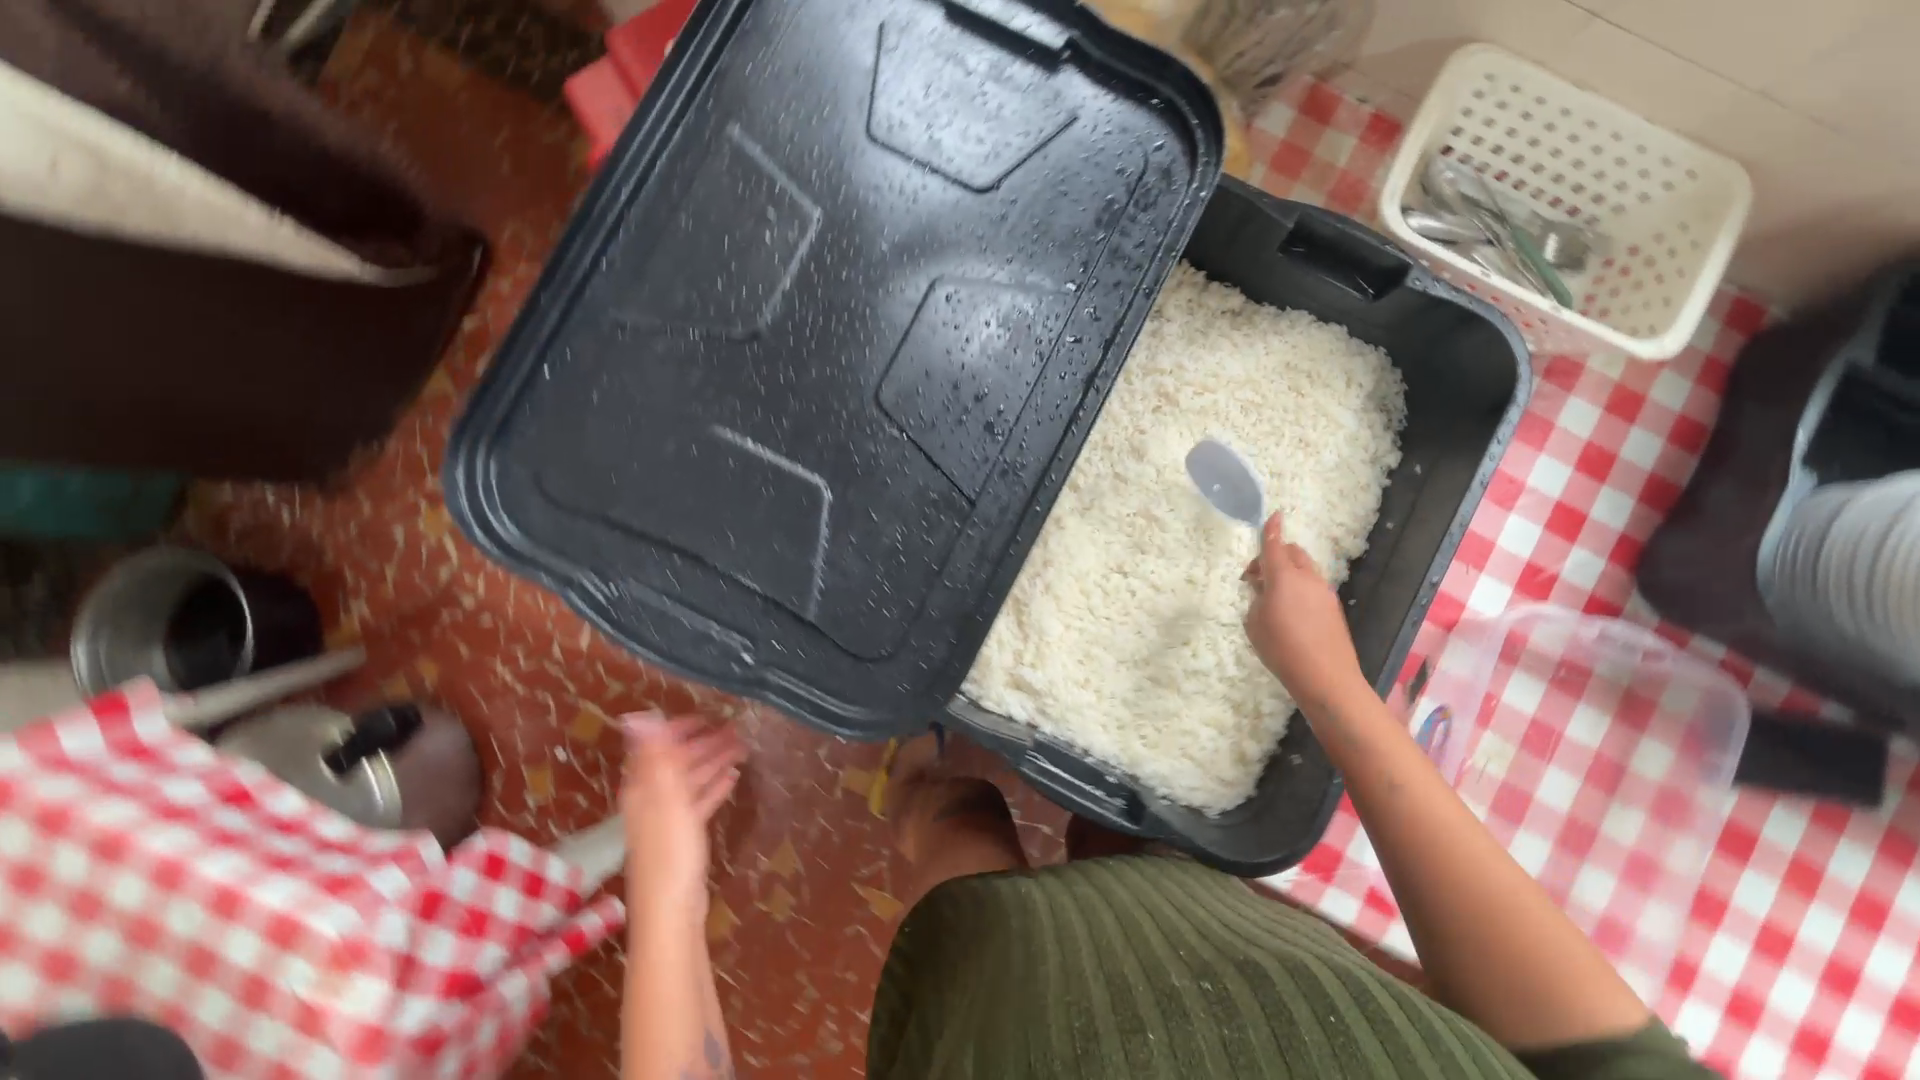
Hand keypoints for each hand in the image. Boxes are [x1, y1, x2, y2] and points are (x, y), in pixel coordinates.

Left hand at [621, 713, 745, 924]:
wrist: (671, 910)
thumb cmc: (670, 852)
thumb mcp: (665, 798)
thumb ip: (655, 756)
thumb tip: (637, 716)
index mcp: (644, 786)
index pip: (659, 746)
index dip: (681, 728)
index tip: (709, 715)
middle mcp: (652, 798)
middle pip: (678, 762)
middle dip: (704, 743)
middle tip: (736, 729)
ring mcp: (667, 818)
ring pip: (691, 780)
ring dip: (713, 762)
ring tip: (741, 748)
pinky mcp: (683, 837)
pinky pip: (699, 802)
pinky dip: (714, 787)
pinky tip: (732, 779)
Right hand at [1242, 511, 1366, 712]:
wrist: (1326, 677)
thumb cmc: (1281, 649)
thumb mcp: (1254, 624)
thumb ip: (1257, 600)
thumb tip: (1265, 592)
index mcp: (1283, 577)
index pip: (1274, 546)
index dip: (1271, 530)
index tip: (1273, 515)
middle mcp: (1307, 578)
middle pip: (1293, 553)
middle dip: (1276, 555)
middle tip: (1257, 577)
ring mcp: (1324, 592)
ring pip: (1305, 569)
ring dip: (1289, 572)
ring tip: (1273, 597)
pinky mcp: (1333, 608)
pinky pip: (1313, 587)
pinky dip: (1300, 588)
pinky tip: (1291, 613)